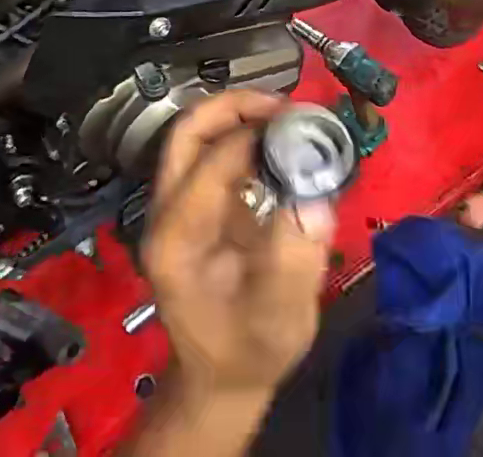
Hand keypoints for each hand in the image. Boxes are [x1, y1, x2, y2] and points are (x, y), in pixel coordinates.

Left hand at [129, 91, 335, 454]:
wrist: (223, 376)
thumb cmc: (248, 351)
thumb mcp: (278, 321)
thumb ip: (294, 263)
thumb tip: (315, 199)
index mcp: (177, 238)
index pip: (212, 162)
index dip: (256, 137)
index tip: (303, 131)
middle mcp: (167, 213)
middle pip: (189, 132)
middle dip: (237, 106)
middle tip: (287, 107)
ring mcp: (179, 206)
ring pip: (197, 135)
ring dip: (241, 115)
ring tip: (288, 118)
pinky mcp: (197, 205)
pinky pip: (213, 151)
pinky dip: (245, 133)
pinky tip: (280, 142)